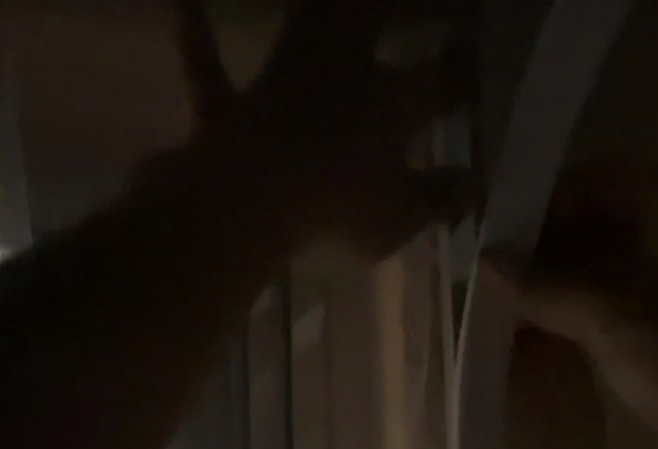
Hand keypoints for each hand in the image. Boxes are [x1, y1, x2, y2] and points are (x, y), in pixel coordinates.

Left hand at [166, 0, 473, 256]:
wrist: (255, 201)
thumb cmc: (338, 210)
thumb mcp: (399, 218)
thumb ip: (438, 200)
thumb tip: (473, 185)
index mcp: (391, 102)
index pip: (440, 79)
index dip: (460, 71)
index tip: (472, 59)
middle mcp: (340, 70)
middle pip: (374, 14)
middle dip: (395, 0)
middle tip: (406, 0)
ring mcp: (281, 78)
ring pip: (305, 16)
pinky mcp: (231, 102)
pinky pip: (207, 62)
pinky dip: (195, 31)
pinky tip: (184, 0)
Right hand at [483, 160, 657, 448]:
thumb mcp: (610, 314)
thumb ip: (545, 285)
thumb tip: (486, 263)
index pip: (600, 177)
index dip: (546, 201)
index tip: (495, 240)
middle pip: (600, 227)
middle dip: (543, 254)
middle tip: (487, 289)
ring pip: (605, 279)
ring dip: (556, 297)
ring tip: (500, 323)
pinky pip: (616, 323)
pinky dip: (577, 331)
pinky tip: (539, 353)